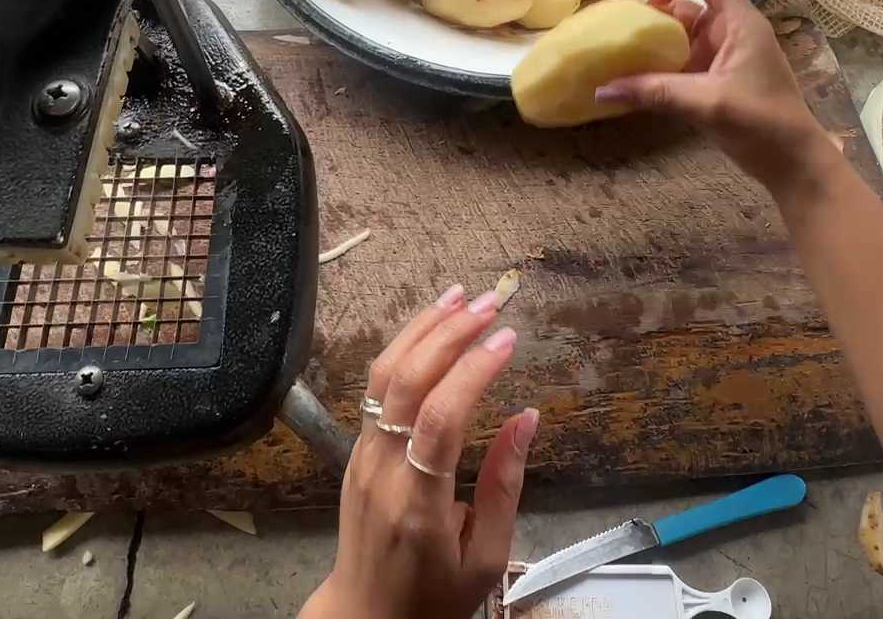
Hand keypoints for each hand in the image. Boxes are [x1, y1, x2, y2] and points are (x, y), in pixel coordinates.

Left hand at [302, 285, 539, 618]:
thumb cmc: (433, 600)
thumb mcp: (486, 559)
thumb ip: (506, 485)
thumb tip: (528, 415)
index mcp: (418, 504)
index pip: (441, 419)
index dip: (474, 371)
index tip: (508, 337)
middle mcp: (381, 468)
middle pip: (407, 382)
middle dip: (450, 333)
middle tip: (490, 301)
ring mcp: (361, 453)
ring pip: (384, 373)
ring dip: (422, 327)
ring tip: (459, 295)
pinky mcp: (355, 446)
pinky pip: (377, 385)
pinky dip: (406, 347)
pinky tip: (431, 327)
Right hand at [595, 0, 834, 191]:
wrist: (793, 162)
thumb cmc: (763, 122)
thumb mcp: (708, 103)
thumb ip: (656, 93)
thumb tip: (602, 90)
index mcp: (740, 24)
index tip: (653, 3)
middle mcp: (730, 34)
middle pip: (688, 7)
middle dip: (655, 16)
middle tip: (618, 28)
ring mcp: (722, 59)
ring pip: (681, 39)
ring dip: (653, 45)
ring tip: (619, 52)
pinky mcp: (714, 82)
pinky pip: (681, 65)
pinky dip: (659, 68)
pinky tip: (634, 80)